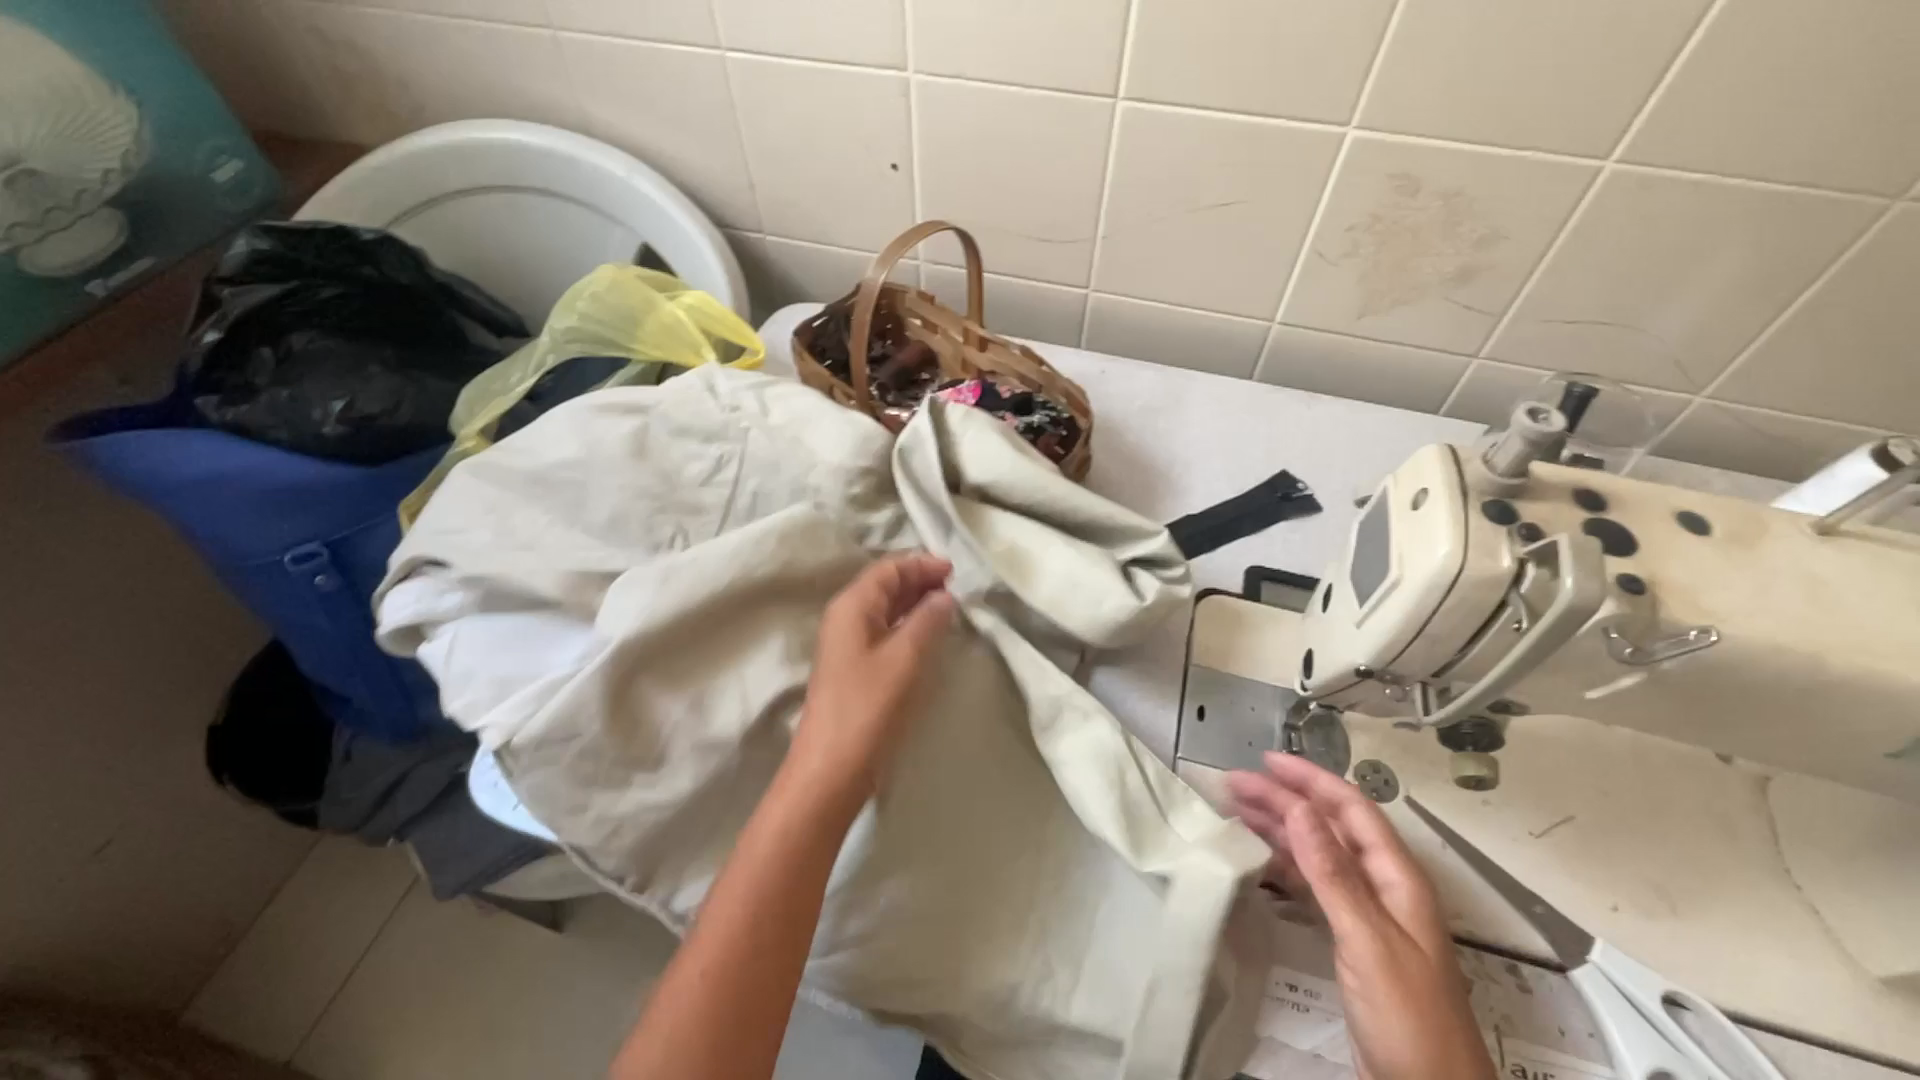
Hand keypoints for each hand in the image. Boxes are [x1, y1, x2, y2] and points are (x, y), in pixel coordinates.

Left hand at [790, 553, 955, 797]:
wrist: (833, 766)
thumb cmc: (869, 706)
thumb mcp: (905, 658)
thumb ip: (927, 621)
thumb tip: (944, 597)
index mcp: (852, 607)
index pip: (887, 569)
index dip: (921, 564)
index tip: (955, 570)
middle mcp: (845, 619)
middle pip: (884, 586)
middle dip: (919, 581)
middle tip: (956, 587)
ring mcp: (848, 645)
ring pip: (885, 611)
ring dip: (915, 604)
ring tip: (949, 607)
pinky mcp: (855, 670)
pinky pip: (884, 633)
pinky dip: (908, 627)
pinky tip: (929, 636)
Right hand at [1228, 753, 1493, 1079]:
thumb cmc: (1408, 1018)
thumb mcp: (1369, 942)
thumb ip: (1334, 875)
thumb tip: (1300, 811)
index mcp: (1397, 879)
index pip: (1352, 810)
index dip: (1311, 780)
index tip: (1267, 761)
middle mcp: (1382, 886)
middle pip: (1330, 827)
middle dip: (1285, 800)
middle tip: (1234, 784)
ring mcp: (1366, 914)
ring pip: (1318, 853)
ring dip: (1280, 828)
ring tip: (1236, 811)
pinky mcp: (1349, 939)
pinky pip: (1312, 886)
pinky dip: (1284, 866)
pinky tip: (1259, 859)